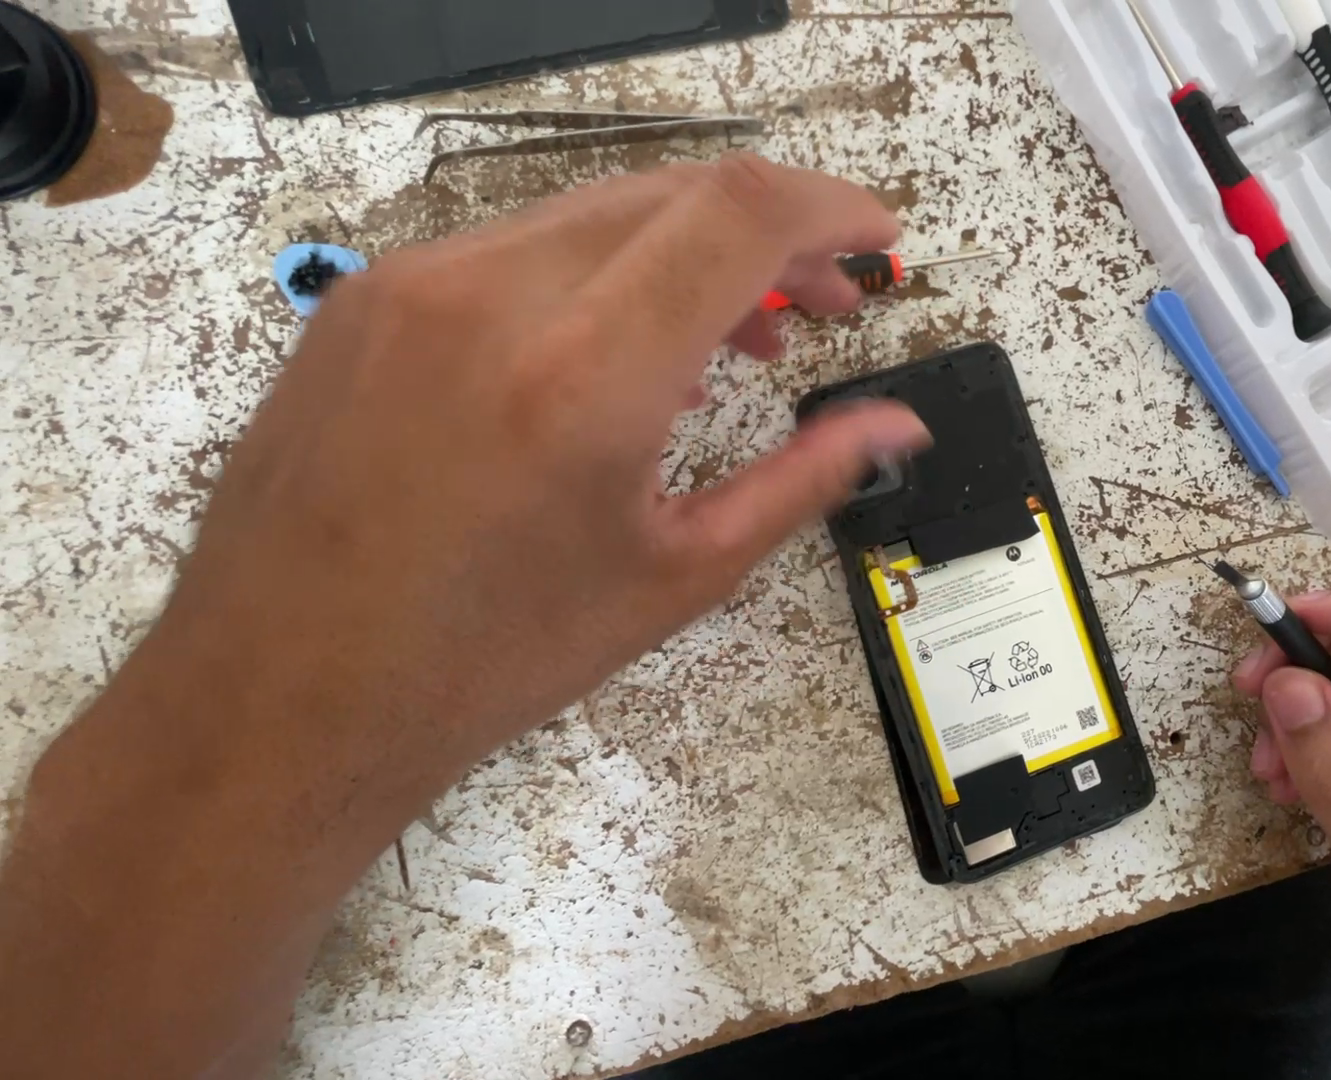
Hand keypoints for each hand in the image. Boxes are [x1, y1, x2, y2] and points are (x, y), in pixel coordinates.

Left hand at [2, 157, 929, 1078]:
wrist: (287, 696)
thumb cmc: (508, 651)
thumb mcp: (688, 570)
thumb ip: (809, 476)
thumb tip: (903, 424)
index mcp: (587, 378)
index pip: (738, 218)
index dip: (831, 209)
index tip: (879, 241)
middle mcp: (493, 295)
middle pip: (681, 195)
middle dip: (781, 237)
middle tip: (832, 306)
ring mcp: (416, 281)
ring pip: (606, 213)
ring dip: (702, 255)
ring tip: (752, 339)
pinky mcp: (373, 296)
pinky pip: (531, 248)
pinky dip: (619, 276)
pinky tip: (641, 353)